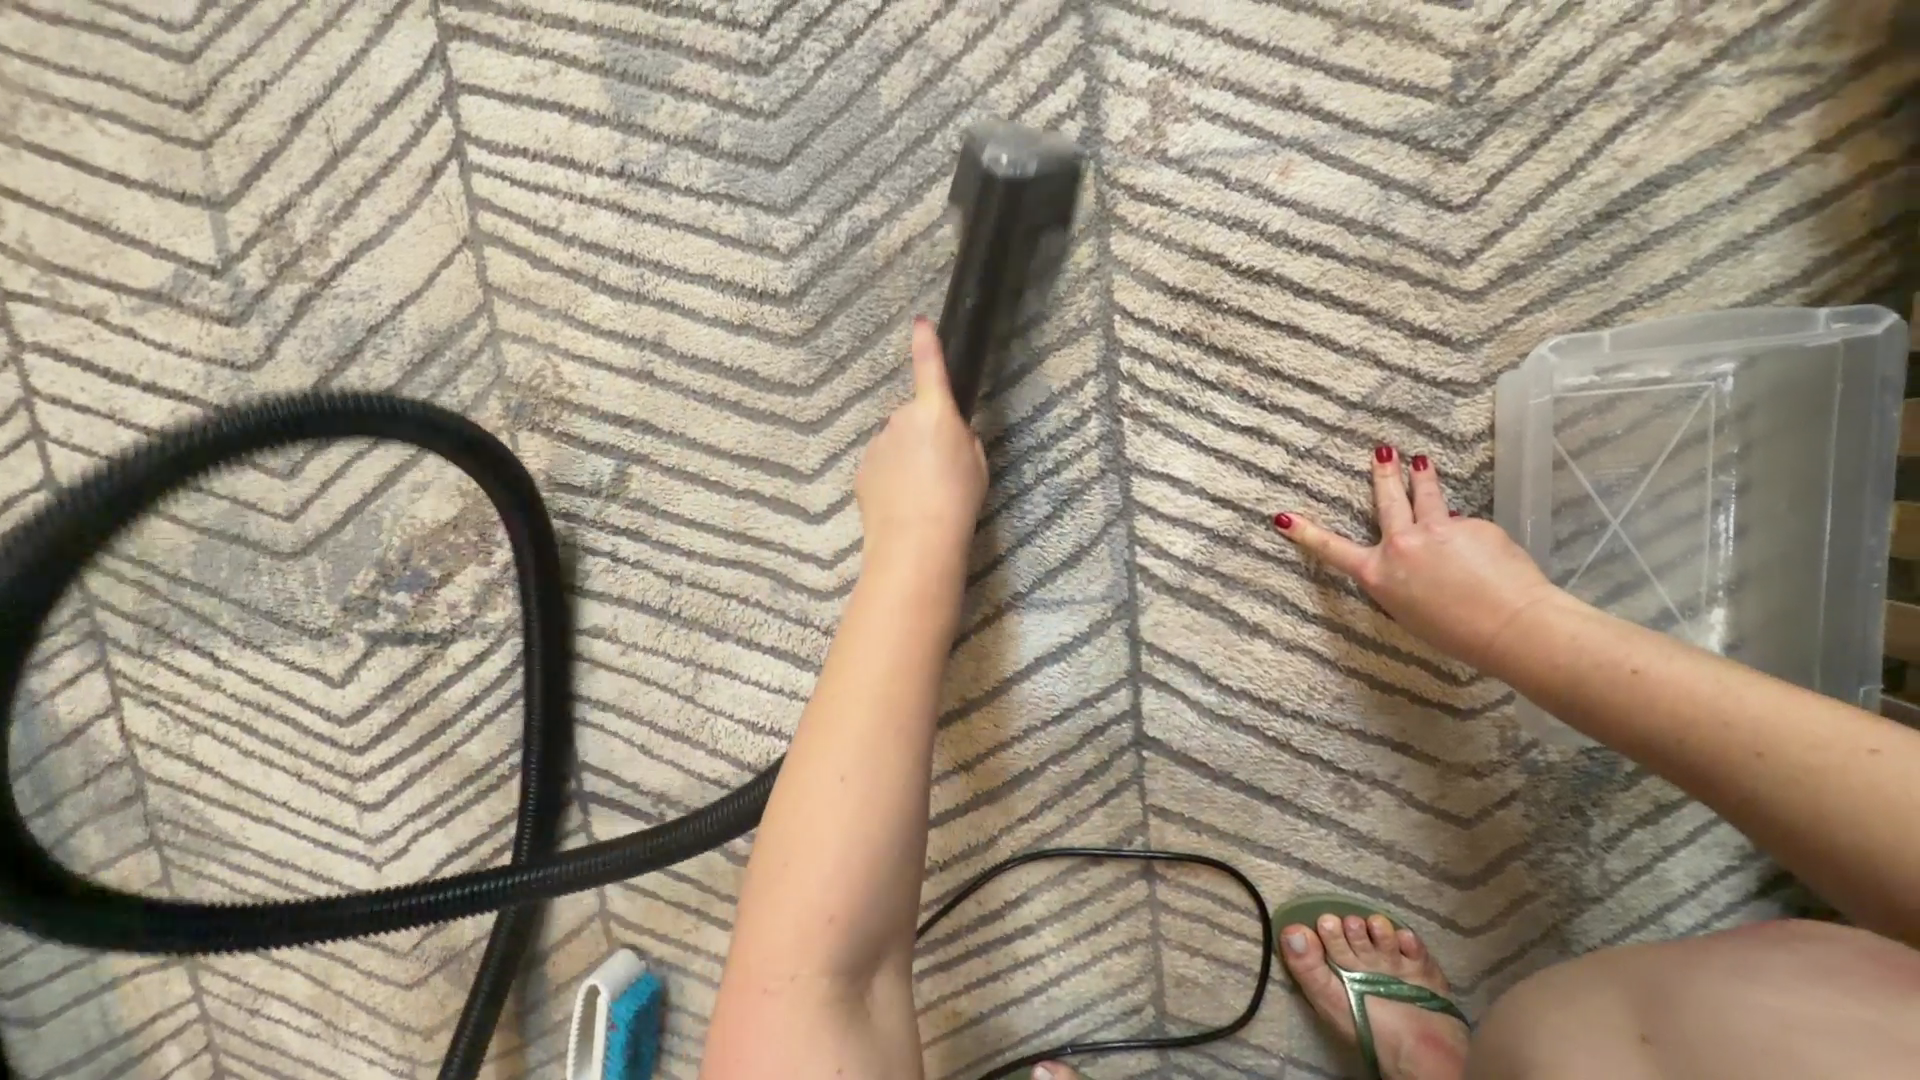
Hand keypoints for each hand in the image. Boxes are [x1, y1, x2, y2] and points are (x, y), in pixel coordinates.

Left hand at [855, 317, 987, 575]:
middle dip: (925, 435)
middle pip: (914, 417)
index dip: (927, 344)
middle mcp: (900, 419)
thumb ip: (962, 439)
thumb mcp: (977, 465)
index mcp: (934, 412)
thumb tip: (949, 433)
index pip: (930, 367)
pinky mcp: (862, 469)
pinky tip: (903, 504)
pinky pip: (882, 465)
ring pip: (897, 443)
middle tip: (942, 470)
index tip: (920, 323)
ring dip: (907, 459)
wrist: (915, 542)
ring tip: (922, 494)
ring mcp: (877, 444)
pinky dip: (892, 478)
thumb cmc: (956, 500)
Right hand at [1272, 448, 1571, 671]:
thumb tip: (1420, 544)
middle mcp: (1401, 545)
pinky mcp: (1473, 526)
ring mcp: (1437, 530)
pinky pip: (1466, 528)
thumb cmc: (1458, 633)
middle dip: (1382, 474)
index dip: (1305, 533)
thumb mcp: (1409, 610)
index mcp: (1379, 574)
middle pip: (1387, 500)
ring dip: (1421, 476)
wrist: (1512, 626)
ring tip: (1420, 461)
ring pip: (1427, 496)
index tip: (1283, 517)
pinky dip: (1471, 537)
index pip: (1332, 549)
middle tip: (1381, 453)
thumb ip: (1403, 575)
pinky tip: (1488, 558)